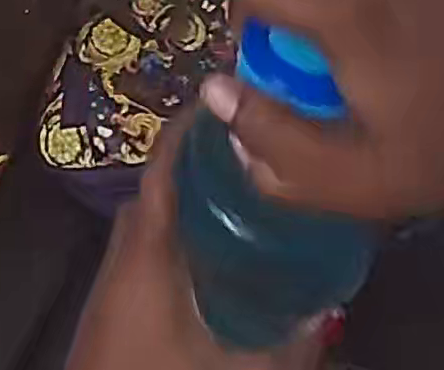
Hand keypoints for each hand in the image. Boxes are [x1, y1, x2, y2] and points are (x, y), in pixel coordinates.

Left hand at [66, 113, 327, 369]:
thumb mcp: (237, 366)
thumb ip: (290, 338)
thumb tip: (329, 302)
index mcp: (147, 243)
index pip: (165, 160)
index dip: (194, 124)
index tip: (232, 101)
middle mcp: (125, 244)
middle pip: (163, 179)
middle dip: (204, 157)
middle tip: (253, 148)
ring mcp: (114, 271)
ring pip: (156, 210)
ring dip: (191, 192)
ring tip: (242, 187)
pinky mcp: (114, 295)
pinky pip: (149, 238)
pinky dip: (179, 225)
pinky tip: (213, 246)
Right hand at [202, 0, 443, 219]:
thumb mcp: (356, 176)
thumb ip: (272, 139)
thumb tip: (215, 91)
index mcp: (344, 3)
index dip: (245, 35)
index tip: (276, 79)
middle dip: (284, 28)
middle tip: (320, 81)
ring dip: (318, 12)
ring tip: (358, 62)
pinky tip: (389, 39)